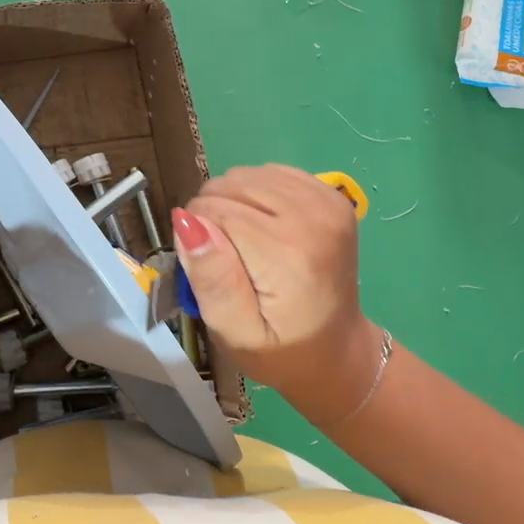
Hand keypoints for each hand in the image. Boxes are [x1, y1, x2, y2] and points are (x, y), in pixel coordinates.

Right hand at [173, 165, 383, 421]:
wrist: (336, 350)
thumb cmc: (280, 350)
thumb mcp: (236, 334)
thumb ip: (212, 280)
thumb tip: (186, 222)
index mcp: (289, 253)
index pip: (215, 210)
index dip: (197, 233)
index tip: (204, 265)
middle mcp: (313, 217)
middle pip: (231, 186)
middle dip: (212, 214)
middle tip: (222, 257)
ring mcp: (326, 201)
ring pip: (247, 175)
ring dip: (232, 201)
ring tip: (240, 241)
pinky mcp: (330, 195)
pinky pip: (270, 172)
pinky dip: (255, 192)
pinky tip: (260, 223)